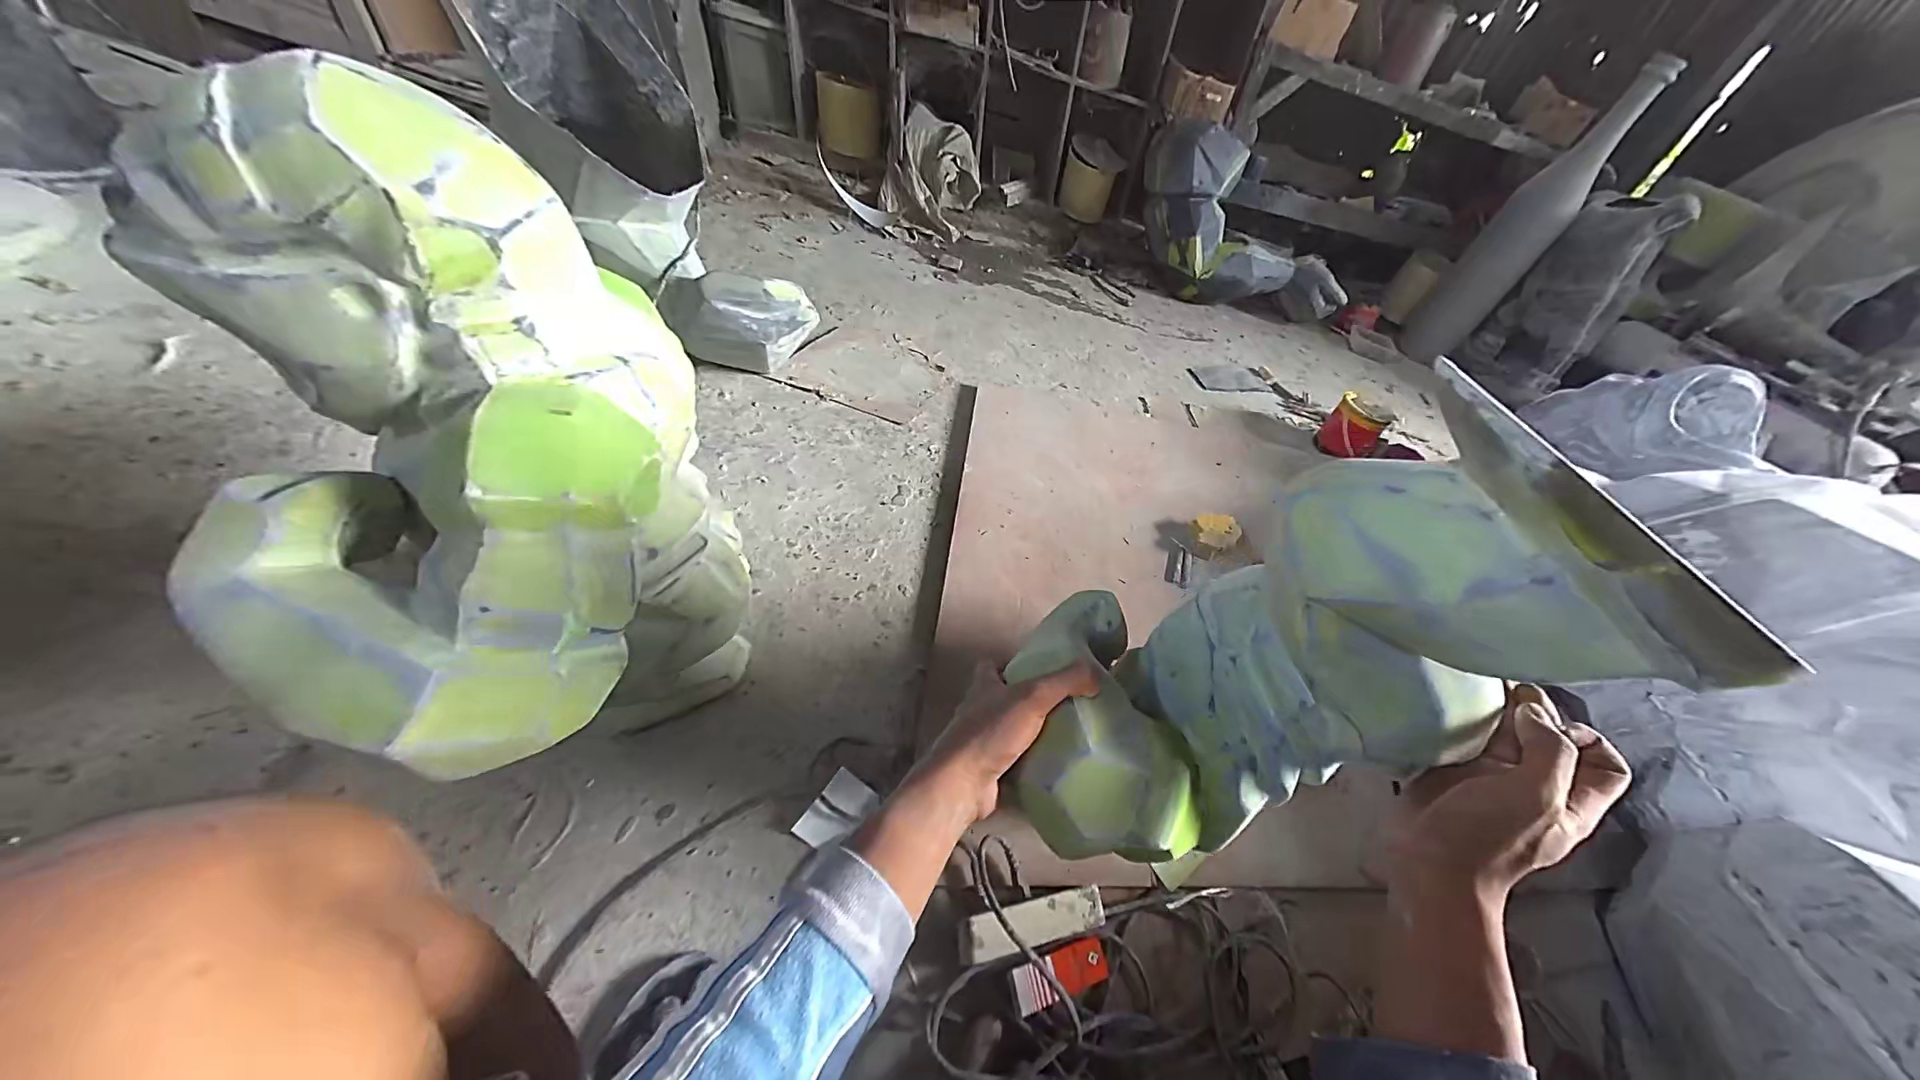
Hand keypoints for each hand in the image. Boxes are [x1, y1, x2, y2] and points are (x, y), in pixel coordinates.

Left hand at [904, 660, 1100, 825]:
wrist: (963, 783)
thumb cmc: (991, 732)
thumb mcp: (1032, 697)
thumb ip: (1064, 682)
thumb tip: (1096, 673)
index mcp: (983, 687)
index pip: (990, 667)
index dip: (1008, 664)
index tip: (1035, 670)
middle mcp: (977, 712)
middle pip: (1002, 700)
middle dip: (1026, 702)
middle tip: (1062, 705)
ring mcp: (980, 743)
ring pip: (1008, 733)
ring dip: (1030, 735)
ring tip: (1065, 735)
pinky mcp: (987, 770)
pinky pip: (1013, 763)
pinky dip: (1030, 764)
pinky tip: (1053, 766)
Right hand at [1384, 684, 1630, 897]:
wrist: (1429, 863)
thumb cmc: (1489, 839)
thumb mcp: (1537, 798)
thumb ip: (1549, 752)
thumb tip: (1533, 711)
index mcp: (1569, 800)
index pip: (1602, 762)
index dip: (1585, 737)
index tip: (1548, 723)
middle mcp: (1532, 787)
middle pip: (1547, 740)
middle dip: (1532, 713)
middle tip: (1505, 692)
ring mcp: (1488, 780)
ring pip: (1501, 736)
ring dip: (1490, 713)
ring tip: (1474, 691)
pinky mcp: (1449, 774)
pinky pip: (1460, 741)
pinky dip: (1456, 723)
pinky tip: (1446, 711)